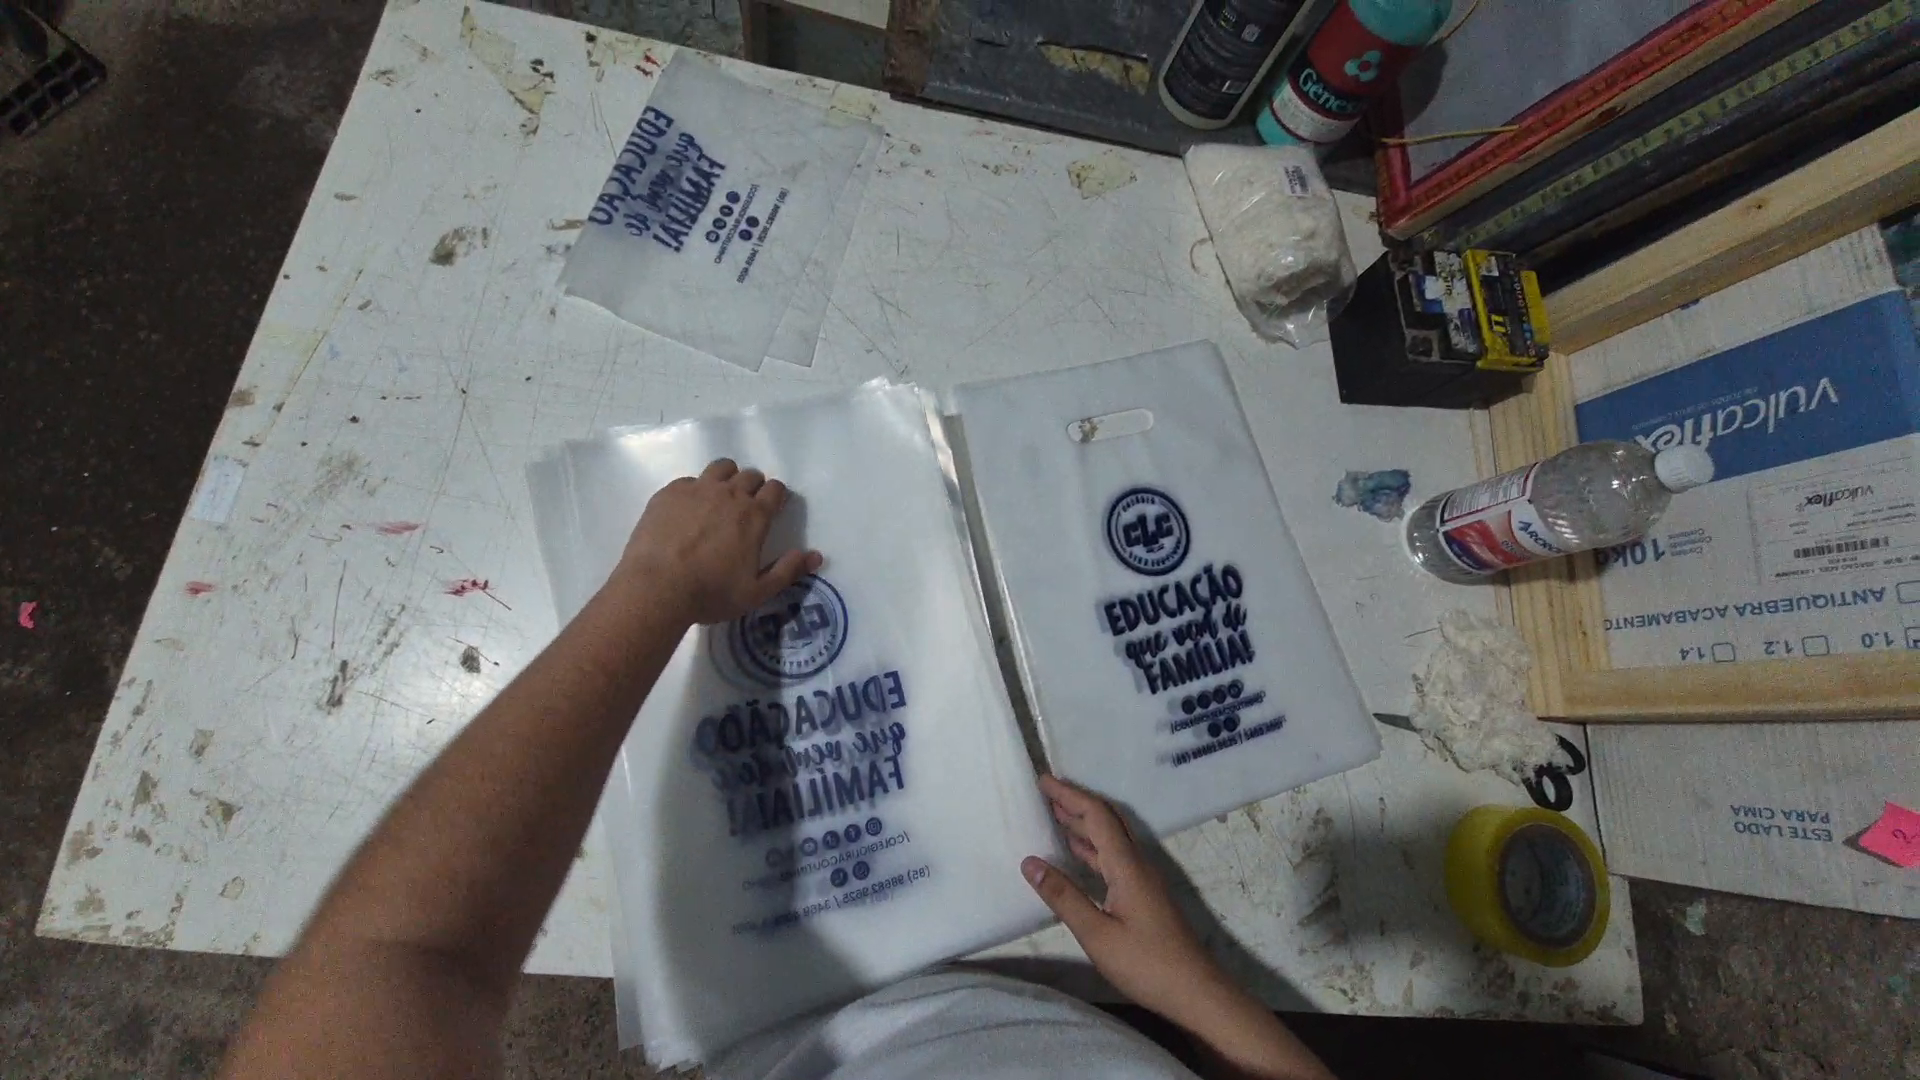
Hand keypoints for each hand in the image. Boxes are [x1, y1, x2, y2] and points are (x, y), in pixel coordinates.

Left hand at [616, 458, 822, 625]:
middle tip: (746, 507)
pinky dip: (695, 489)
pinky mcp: (669, 493)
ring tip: (720, 498)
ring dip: (727, 478)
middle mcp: (729, 495)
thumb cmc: (711, 593)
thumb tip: (816, 555)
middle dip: (754, 486)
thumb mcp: (757, 592)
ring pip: (721, 467)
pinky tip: (688, 511)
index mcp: (754, 516)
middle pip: (750, 475)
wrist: (656, 588)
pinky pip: (690, 480)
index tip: (773, 507)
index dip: (777, 496)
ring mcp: (697, 489)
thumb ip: (788, 571)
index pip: (775, 489)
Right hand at [1021, 775, 1228, 1023]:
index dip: (1069, 795)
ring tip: (1054, 813)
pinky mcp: (1143, 894)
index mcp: (1126, 865)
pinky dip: (1091, 846)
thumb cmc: (1147, 965)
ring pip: (1110, 837)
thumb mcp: (1097, 935)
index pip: (1096, 815)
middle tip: (1045, 791)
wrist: (1197, 993)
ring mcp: (1142, 878)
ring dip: (1083, 822)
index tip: (1043, 780)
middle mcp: (1136, 863)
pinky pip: (1113, 855)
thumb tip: (1029, 862)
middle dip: (1076, 801)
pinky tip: (1076, 852)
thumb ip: (1063, 897)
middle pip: (1106, 819)